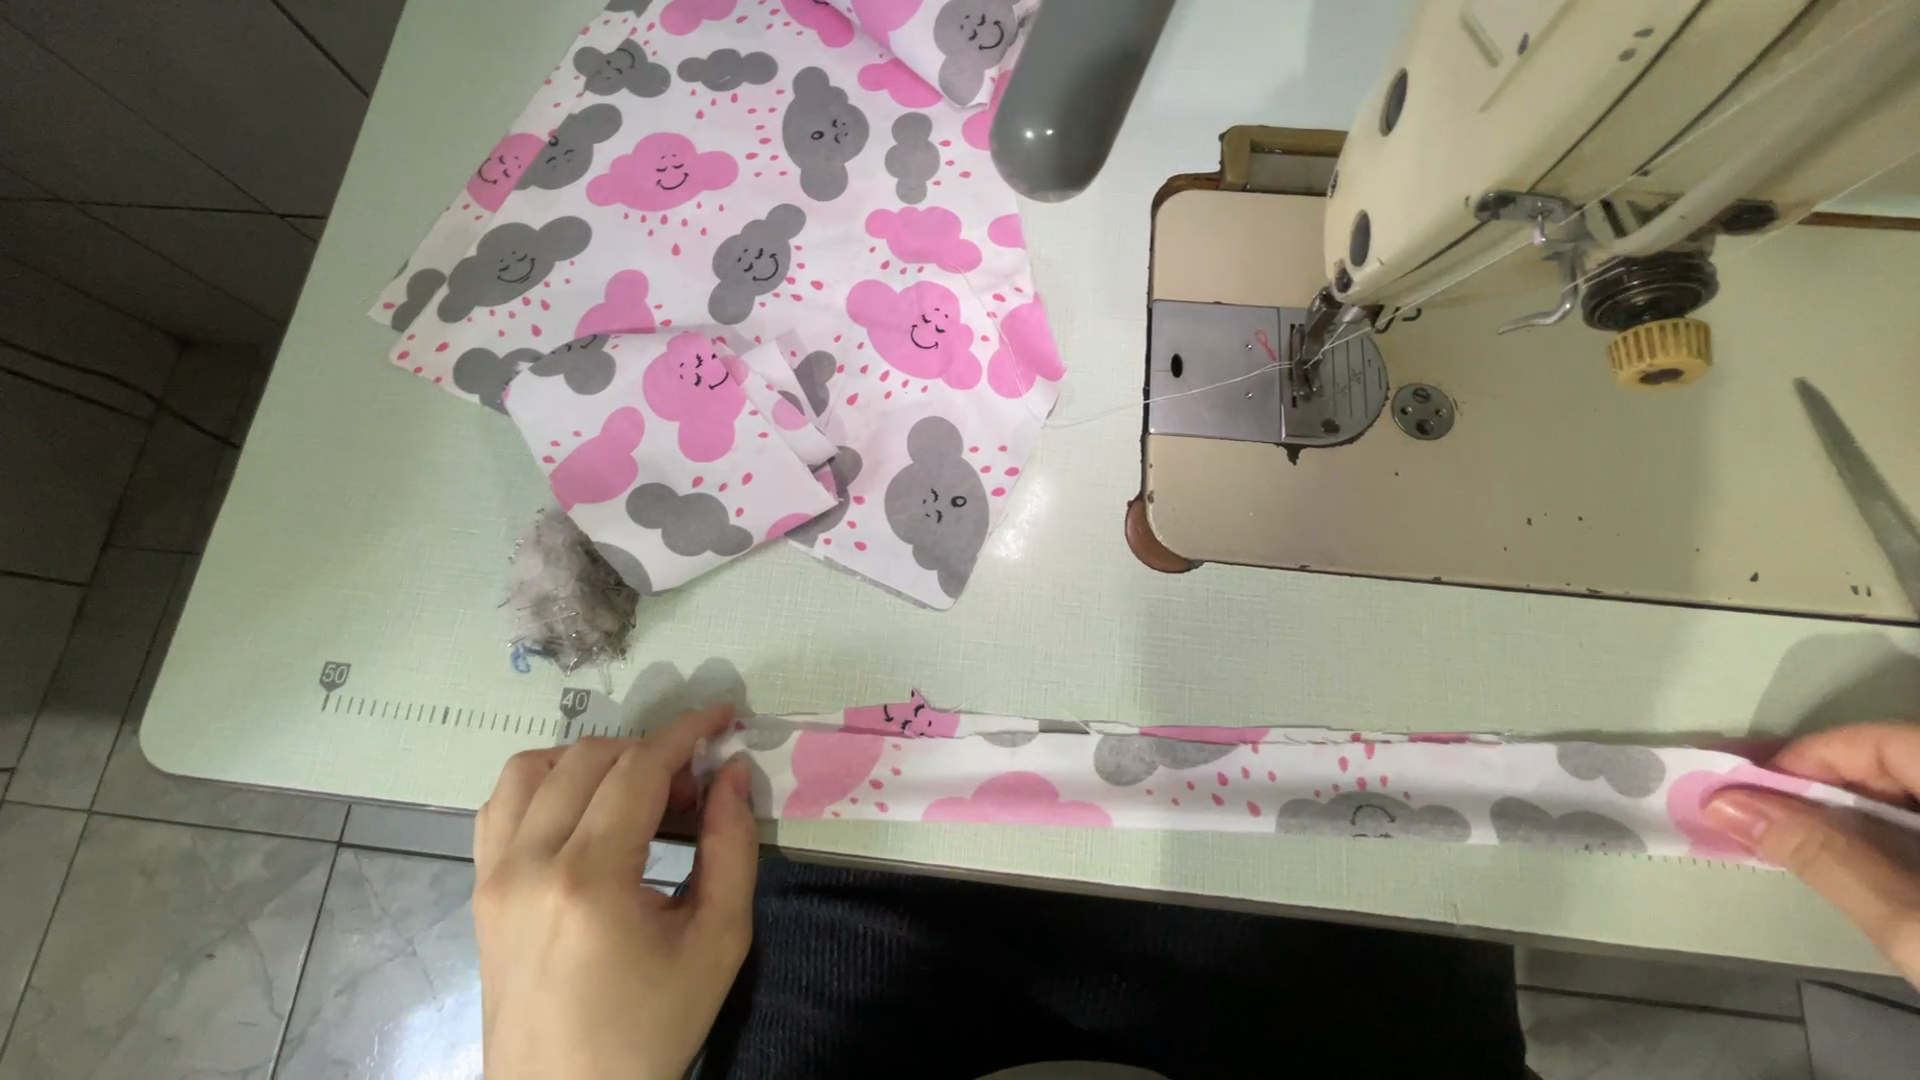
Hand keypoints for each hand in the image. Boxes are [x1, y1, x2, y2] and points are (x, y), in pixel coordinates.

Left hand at [473, 705, 758, 1079]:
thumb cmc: (651, 1028)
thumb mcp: (719, 939)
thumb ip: (732, 844)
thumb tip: (731, 771)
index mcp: (588, 880)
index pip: (637, 768)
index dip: (686, 731)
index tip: (725, 715)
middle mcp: (527, 864)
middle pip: (590, 758)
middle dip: (652, 751)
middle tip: (694, 788)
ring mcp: (492, 876)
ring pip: (533, 768)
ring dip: (595, 760)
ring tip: (637, 793)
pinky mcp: (479, 891)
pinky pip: (501, 804)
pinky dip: (547, 783)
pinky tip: (586, 812)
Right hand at [1704, 722, 1919, 986]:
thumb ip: (1822, 855)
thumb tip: (1723, 802)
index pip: (1885, 741)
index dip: (1809, 760)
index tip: (1753, 795)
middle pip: (1910, 761)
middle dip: (1836, 788)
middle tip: (1778, 821)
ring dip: (1874, 811)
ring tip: (1832, 848)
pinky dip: (1915, 832)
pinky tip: (1898, 865)